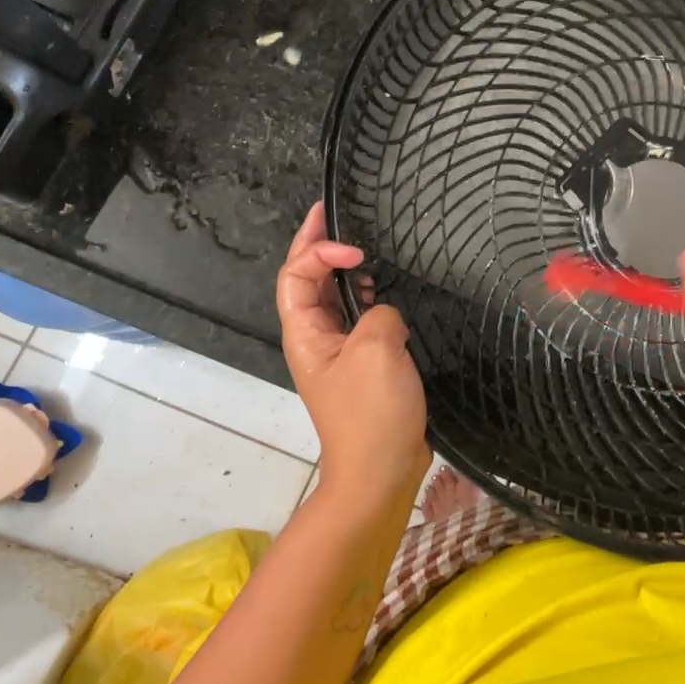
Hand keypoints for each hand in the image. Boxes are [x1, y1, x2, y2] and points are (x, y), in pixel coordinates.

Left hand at [277, 202, 429, 501]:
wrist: (381, 471)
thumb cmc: (371, 411)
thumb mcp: (377, 348)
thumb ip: (379, 312)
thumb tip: (385, 314)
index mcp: (305, 334)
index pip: (296, 275)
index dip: (318, 252)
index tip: (356, 252)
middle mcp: (316, 339)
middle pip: (308, 281)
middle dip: (317, 246)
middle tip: (332, 212)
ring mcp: (339, 354)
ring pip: (334, 300)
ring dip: (344, 271)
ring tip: (365, 248)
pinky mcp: (365, 367)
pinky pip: (360, 320)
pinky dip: (370, 298)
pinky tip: (388, 291)